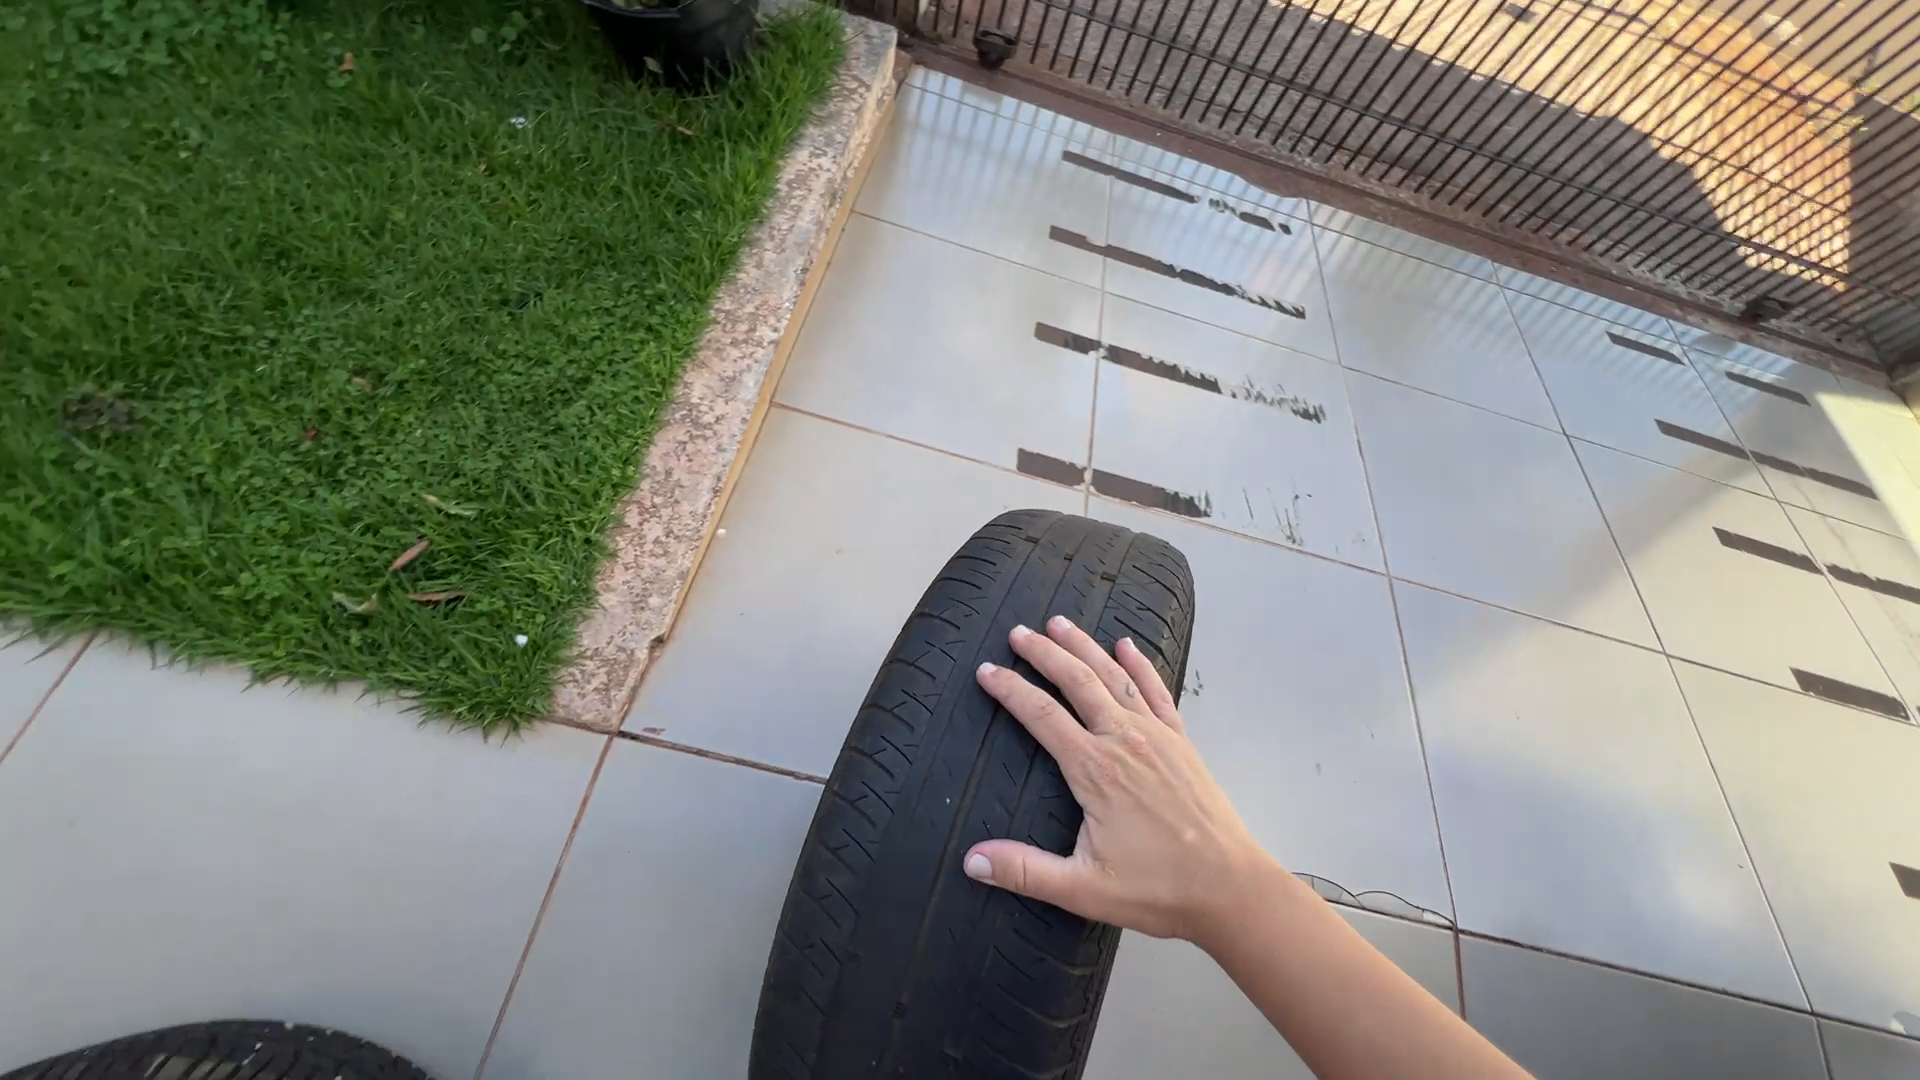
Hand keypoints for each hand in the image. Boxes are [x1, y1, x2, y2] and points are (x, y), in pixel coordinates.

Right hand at [963, 616, 1275, 945]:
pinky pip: (1157, 691)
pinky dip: (1140, 664)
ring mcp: (1156, 736)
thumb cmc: (1158, 889)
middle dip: (1043, 652)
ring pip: (1113, 676)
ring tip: (1060, 623)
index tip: (987, 670)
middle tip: (1018, 632)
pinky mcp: (1180, 742)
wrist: (1230, 888)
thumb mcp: (1083, 889)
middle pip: (1076, 680)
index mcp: (1094, 769)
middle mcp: (1123, 740)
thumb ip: (1025, 871)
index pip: (1041, 714)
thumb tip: (972, 860)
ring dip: (1084, 646)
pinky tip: (1127, 645)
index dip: (1010, 688)